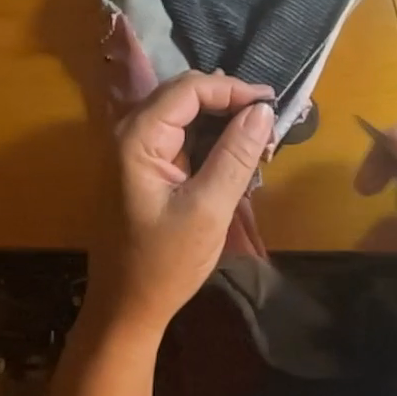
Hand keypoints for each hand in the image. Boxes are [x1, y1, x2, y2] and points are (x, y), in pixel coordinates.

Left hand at [88, 72, 275, 337]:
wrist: (125, 307)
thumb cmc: (164, 264)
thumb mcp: (208, 210)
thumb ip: (235, 156)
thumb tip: (262, 111)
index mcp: (137, 137)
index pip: (188, 89)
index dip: (231, 89)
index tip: (271, 103)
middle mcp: (130, 132)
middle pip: (185, 94)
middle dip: (229, 102)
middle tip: (269, 123)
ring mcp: (134, 147)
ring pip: (184, 112)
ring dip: (222, 119)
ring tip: (259, 139)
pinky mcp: (143, 164)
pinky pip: (180, 134)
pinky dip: (209, 137)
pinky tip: (236, 153)